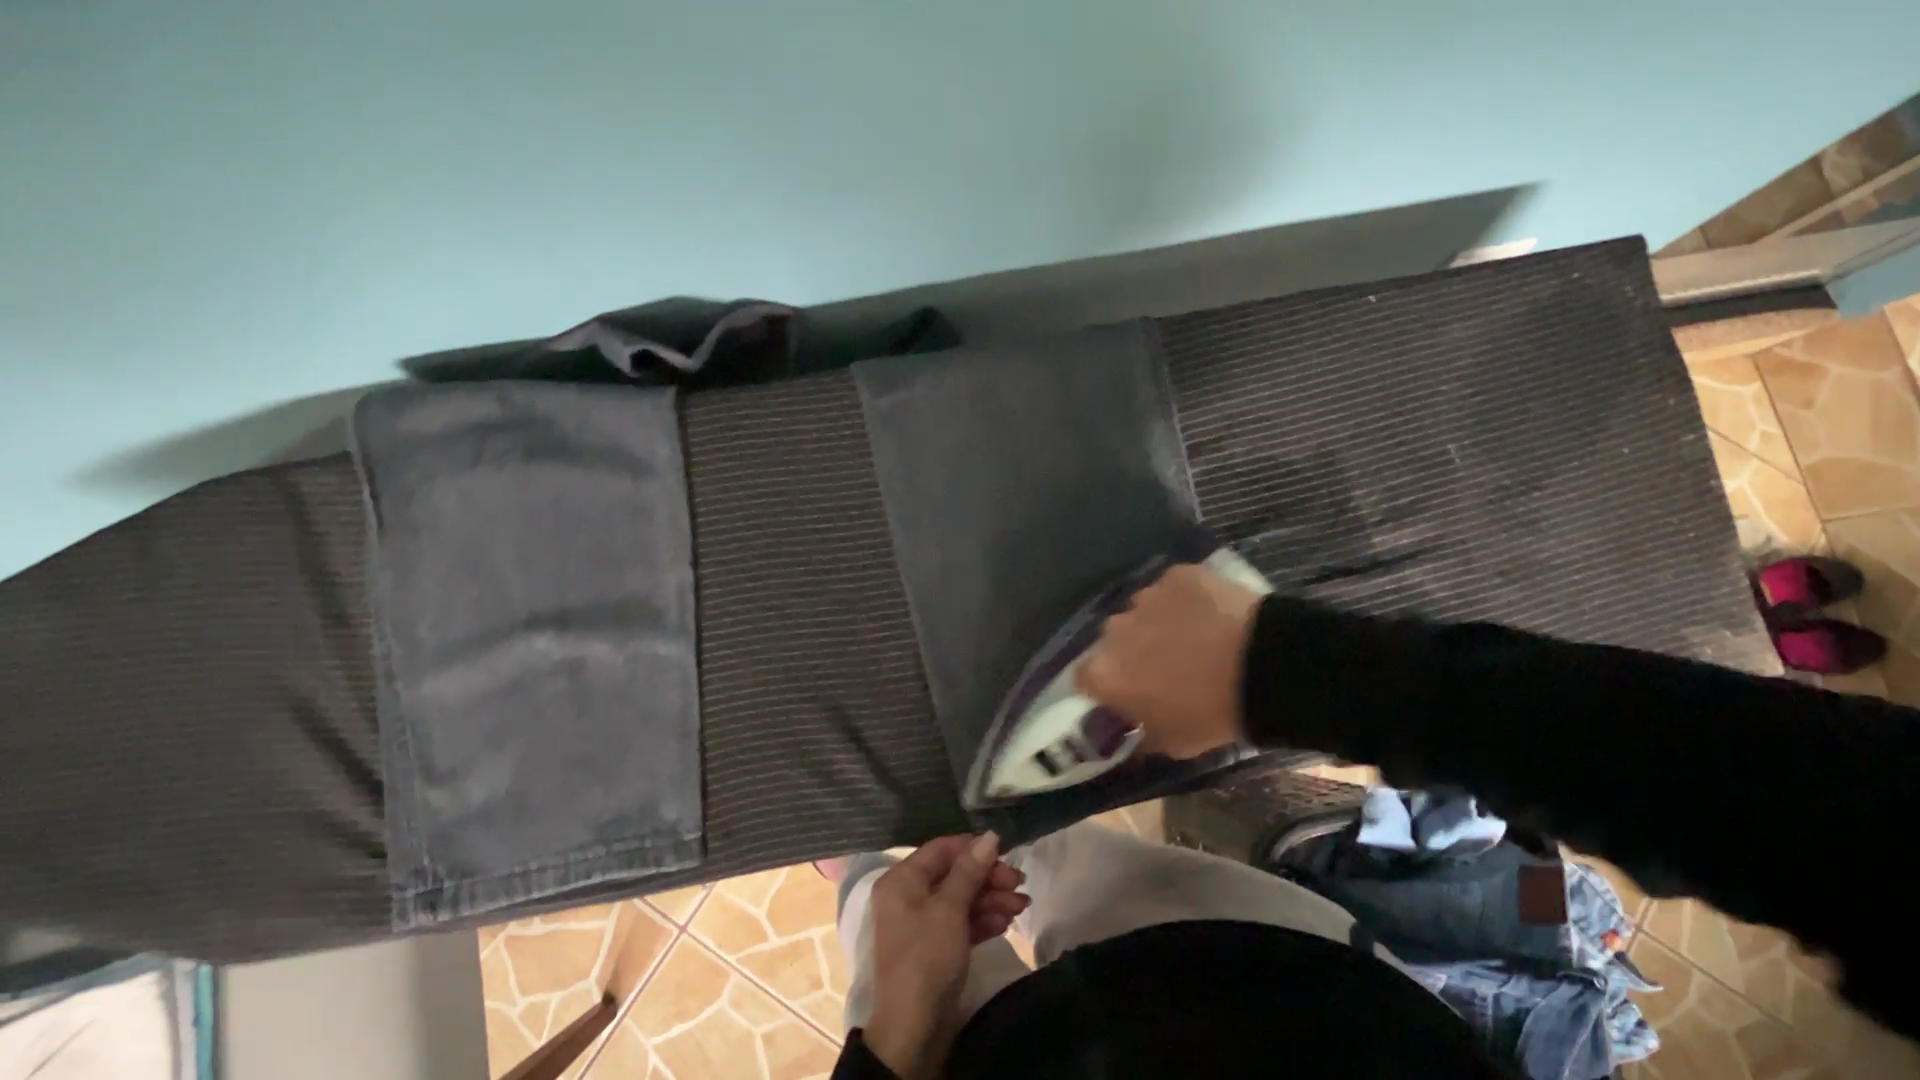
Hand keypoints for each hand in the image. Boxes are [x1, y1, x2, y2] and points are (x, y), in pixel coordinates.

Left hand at [863, 833, 1028, 1077]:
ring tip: (1021, 907)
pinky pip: (961, 923)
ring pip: (961, 899)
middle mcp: (908, 896)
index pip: (940, 850)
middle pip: (953, 874)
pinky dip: (983, 921)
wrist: (914, 1027)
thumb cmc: (926, 957)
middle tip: (1020, 882)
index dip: (972, 848)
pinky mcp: (936, 947)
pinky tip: (1006, 924)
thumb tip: (989, 836)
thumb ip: (969, 871)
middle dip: (988, 877)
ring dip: (991, 900)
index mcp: (901, 880)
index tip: (1005, 851)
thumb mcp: (949, 909)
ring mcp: (922, 923)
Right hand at [1077, 563, 1261, 758]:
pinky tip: (1211, 615)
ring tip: (1194, 637)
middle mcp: (1113, 630)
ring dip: (1158, 623)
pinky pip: (1173, 589)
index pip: (1086, 678)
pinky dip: (1186, 600)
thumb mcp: (1173, 743)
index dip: (1107, 685)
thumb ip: (1141, 734)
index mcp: (1104, 673)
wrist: (1264, 668)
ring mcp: (1145, 596)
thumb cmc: (1212, 714)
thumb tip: (1135, 728)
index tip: (1129, 693)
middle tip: (1165, 665)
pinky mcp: (1177, 574)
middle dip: (1132, 651)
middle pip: (1113, 640)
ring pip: (1142, 611)